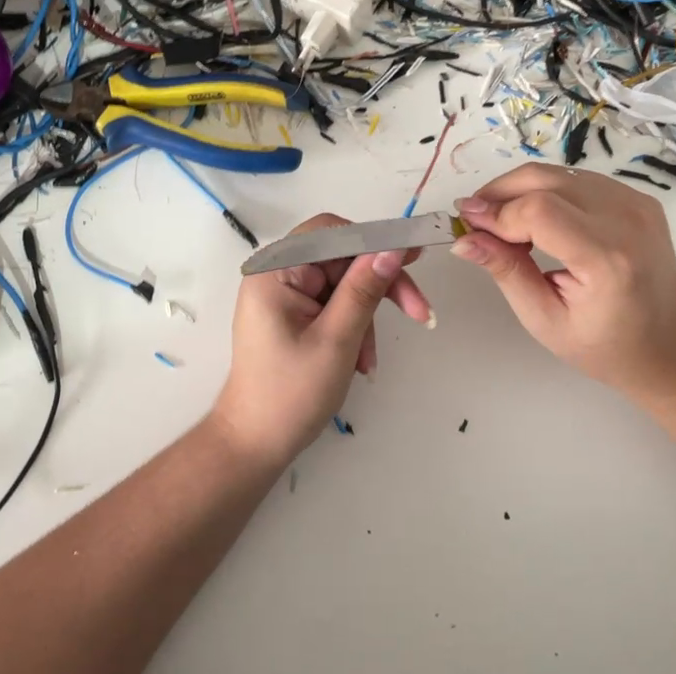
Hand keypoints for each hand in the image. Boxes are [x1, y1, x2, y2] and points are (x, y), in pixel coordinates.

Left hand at [210, 213, 433, 467]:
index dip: (374, 239)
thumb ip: (364, 290)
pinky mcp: (292, 314)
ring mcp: (283, 295)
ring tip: (369, 362)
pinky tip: (359, 362)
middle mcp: (275, 274)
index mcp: (274, 272)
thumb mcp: (336, 340)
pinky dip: (353, 328)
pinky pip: (333, 305)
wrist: (255, 442)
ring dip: (367, 317)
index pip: (329, 233)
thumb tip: (392, 248)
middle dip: (378, 287)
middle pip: (341, 259)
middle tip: (420, 313)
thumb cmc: (290, 394)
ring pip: (343, 285)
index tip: (415, 255)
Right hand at [447, 163, 675, 396]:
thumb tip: (464, 238)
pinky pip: (575, 179)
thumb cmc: (605, 346)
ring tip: (501, 224)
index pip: (538, 211)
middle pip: (544, 180)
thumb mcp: (544, 319)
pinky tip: (533, 220)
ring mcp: (636, 203)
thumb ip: (506, 271)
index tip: (466, 227)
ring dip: (518, 190)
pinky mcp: (637, 198)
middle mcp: (627, 220)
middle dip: (499, 193)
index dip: (495, 213)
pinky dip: (543, 191)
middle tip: (474, 220)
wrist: (672, 347)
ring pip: (556, 173)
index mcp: (608, 260)